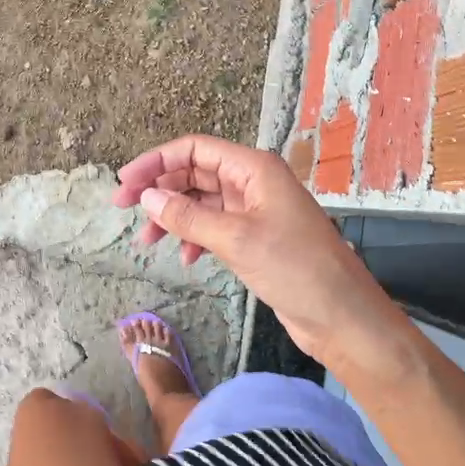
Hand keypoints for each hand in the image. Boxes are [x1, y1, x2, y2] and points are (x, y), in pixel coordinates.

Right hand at [111, 135, 402, 368]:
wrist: (342, 316)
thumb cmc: (295, 268)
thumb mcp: (236, 239)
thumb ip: (188, 216)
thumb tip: (147, 196)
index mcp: (253, 168)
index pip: (194, 149)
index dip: (156, 161)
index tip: (124, 183)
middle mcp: (253, 182)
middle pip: (195, 173)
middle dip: (159, 189)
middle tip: (122, 210)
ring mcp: (255, 210)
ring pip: (202, 202)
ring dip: (173, 217)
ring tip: (147, 243)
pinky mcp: (256, 238)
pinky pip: (215, 226)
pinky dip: (194, 237)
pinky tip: (185, 258)